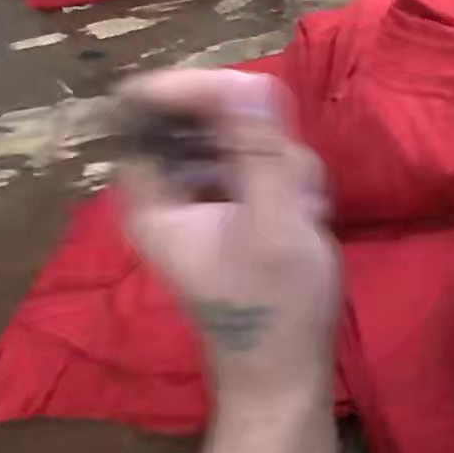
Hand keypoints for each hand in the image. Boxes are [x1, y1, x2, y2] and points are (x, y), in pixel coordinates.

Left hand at [118, 70, 339, 409]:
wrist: (288, 371)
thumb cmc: (275, 308)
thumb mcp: (273, 224)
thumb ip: (258, 150)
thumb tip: (246, 81)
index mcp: (152, 195)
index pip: (147, 105)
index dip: (195, 90)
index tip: (255, 104)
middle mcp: (169, 188)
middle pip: (203, 115)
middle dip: (258, 137)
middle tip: (290, 181)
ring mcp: (204, 195)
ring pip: (241, 136)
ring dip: (282, 162)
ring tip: (303, 210)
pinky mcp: (235, 204)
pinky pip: (261, 162)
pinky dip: (289, 179)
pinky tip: (306, 215)